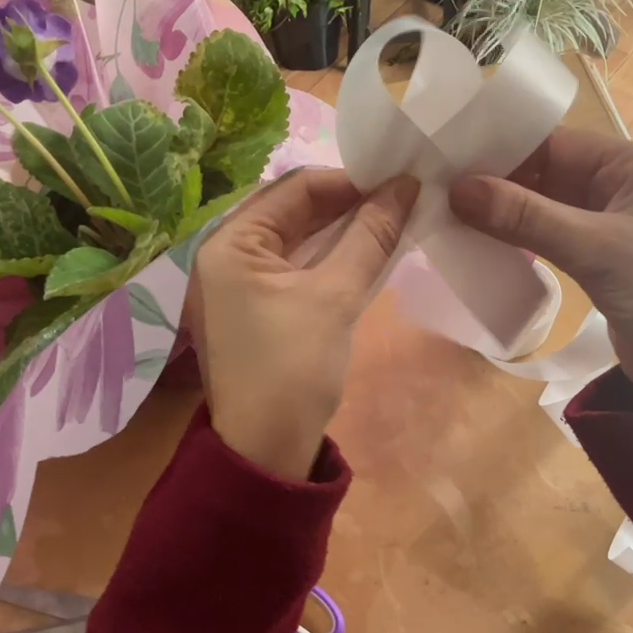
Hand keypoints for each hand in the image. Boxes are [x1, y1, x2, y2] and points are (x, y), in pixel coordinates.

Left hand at [186, 169, 419, 478]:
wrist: (266, 451)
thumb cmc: (293, 369)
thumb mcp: (335, 298)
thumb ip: (370, 237)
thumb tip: (407, 186)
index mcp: (229, 243)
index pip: (294, 188)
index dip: (349, 181)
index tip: (400, 182)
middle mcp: (225, 255)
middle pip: (292, 211)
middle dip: (347, 205)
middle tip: (402, 200)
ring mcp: (238, 285)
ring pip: (296, 241)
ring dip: (341, 232)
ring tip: (393, 223)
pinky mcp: (255, 311)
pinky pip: (295, 270)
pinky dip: (329, 261)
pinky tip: (366, 255)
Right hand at [449, 128, 632, 410]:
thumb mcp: (597, 251)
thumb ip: (527, 218)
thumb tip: (457, 189)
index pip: (553, 143)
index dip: (499, 152)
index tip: (444, 165)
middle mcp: (622, 187)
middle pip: (546, 175)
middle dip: (496, 187)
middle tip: (435, 197)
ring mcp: (612, 228)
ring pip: (546, 211)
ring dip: (505, 218)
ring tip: (449, 223)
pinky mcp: (604, 264)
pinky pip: (553, 243)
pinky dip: (522, 245)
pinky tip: (484, 251)